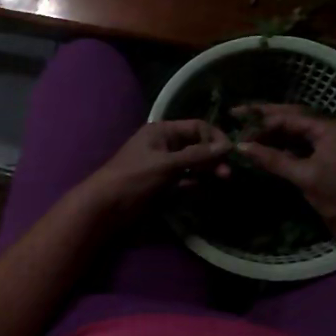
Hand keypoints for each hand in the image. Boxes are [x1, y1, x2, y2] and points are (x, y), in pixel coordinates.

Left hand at [79, 120, 232, 221]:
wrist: (105, 208)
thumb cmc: (133, 179)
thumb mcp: (167, 164)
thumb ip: (197, 155)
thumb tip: (228, 146)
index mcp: (162, 131)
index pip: (197, 127)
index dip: (215, 138)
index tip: (231, 153)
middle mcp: (165, 145)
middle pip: (197, 146)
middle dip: (213, 157)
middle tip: (227, 174)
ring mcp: (164, 166)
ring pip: (193, 165)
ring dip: (207, 171)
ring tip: (222, 181)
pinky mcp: (163, 186)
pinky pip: (186, 182)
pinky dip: (196, 185)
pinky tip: (207, 191)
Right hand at [234, 104, 335, 248]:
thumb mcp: (306, 177)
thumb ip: (274, 160)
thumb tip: (241, 147)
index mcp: (329, 129)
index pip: (289, 117)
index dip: (262, 120)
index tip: (237, 125)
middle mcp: (329, 132)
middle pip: (292, 119)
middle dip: (265, 118)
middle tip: (237, 115)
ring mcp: (328, 148)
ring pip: (294, 135)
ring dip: (272, 134)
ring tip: (246, 133)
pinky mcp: (325, 164)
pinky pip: (299, 149)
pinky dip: (281, 149)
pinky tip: (264, 151)